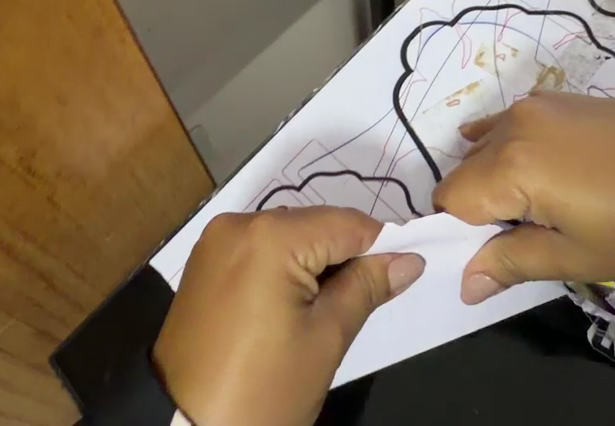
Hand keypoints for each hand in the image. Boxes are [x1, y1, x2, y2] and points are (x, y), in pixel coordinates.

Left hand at [153, 206, 424, 425]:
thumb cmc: (263, 392)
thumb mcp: (325, 340)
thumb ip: (367, 288)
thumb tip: (409, 260)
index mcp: (271, 236)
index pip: (346, 223)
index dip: (381, 245)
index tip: (406, 269)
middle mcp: (241, 222)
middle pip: (316, 223)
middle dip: (346, 254)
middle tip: (369, 296)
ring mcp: (218, 239)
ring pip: (288, 233)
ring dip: (316, 258)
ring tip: (333, 304)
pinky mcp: (206, 259)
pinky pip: (260, 246)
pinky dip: (284, 263)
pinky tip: (297, 300)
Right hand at [432, 91, 614, 303]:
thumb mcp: (575, 257)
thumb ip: (510, 263)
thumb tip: (465, 284)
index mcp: (509, 165)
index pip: (451, 199)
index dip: (461, 232)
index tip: (494, 253)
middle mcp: (512, 125)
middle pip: (466, 169)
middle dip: (478, 205)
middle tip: (521, 235)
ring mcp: (535, 106)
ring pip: (486, 144)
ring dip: (494, 175)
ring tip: (537, 204)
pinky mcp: (558, 99)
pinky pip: (511, 121)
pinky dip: (508, 144)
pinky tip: (525, 163)